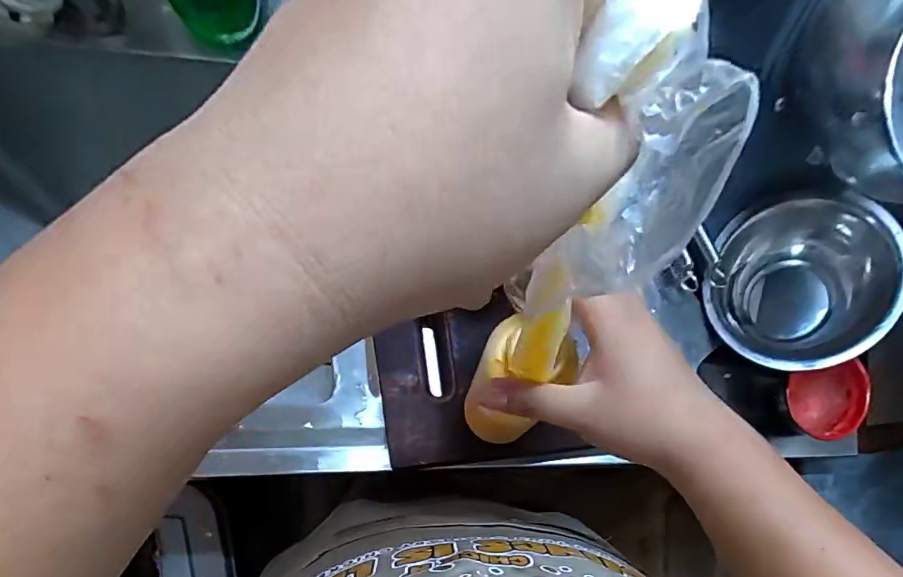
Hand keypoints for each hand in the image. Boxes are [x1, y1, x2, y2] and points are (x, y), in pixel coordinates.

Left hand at [164, 0, 638, 338]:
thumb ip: (616, 130)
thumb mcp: (574, 183)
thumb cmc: (454, 202)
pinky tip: (395, 156)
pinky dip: (414, 89)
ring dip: (473, 85)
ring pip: (457, 32)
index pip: (603, 2)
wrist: (286, 228)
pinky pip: (398, 42)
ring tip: (449, 163)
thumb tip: (601, 108)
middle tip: (517, 147)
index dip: (601, 55)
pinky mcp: (317, 4)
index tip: (582, 111)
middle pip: (523, 14)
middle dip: (537, 68)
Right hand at [470, 293, 750, 473]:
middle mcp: (627, 303)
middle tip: (512, 300)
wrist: (698, 438)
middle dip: (547, 286)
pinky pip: (610, 315)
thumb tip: (484, 395)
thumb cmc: (639, 418)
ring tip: (534, 319)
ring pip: (597, 298)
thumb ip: (530, 399)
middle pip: (581, 278)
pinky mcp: (650, 340)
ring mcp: (642, 320)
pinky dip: (585, 321)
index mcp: (608, 308)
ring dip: (568, 305)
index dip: (532, 269)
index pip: (565, 268)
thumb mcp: (578, 411)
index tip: (502, 278)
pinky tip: (571, 343)